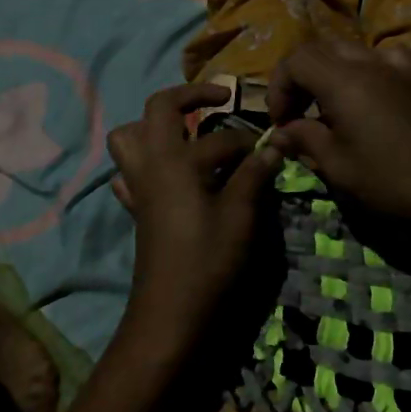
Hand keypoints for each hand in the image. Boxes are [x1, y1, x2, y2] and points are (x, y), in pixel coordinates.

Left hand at [108, 84, 282, 345]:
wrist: (171, 313)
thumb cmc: (208, 259)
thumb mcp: (240, 213)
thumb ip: (256, 173)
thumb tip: (279, 141)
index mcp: (173, 161)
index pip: (202, 125)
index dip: (230, 120)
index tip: (257, 129)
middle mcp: (149, 166)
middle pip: (154, 111)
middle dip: (187, 98)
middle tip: (219, 102)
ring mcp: (140, 188)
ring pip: (131, 139)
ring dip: (159, 128)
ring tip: (195, 136)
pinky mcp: (140, 210)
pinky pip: (131, 174)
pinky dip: (149, 164)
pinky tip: (176, 176)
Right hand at [265, 40, 410, 228]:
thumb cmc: (390, 179)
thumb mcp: (337, 165)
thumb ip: (304, 138)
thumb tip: (282, 132)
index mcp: (343, 80)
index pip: (296, 59)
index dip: (279, 87)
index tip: (281, 122)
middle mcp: (369, 62)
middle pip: (321, 48)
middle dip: (300, 76)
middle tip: (298, 113)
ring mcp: (398, 67)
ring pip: (352, 49)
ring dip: (331, 70)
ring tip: (329, 105)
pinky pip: (384, 57)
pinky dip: (366, 68)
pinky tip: (370, 95)